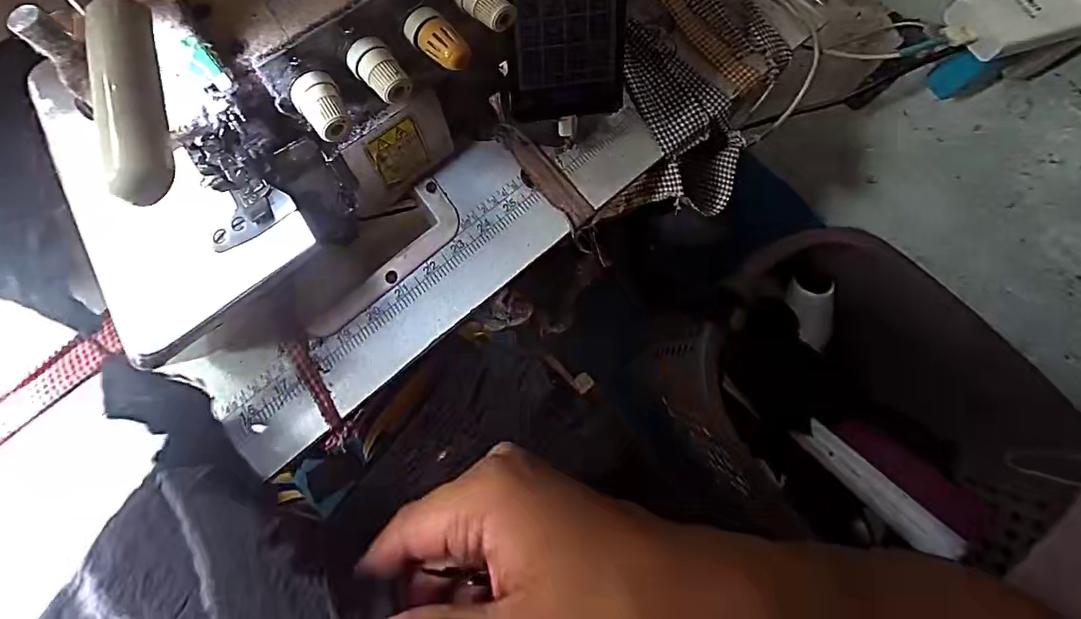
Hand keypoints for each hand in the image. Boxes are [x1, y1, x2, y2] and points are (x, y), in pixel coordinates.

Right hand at [357, 442, 768, 618]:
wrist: (704, 603)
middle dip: (423, 600)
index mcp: (483, 487)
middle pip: (431, 546)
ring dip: (457, 604)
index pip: (400, 535)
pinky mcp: (547, 516)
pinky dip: (488, 594)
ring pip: (463, 556)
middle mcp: (498, 475)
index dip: (376, 586)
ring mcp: (526, 493)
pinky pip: (496, 555)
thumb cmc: (606, 614)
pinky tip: (498, 617)